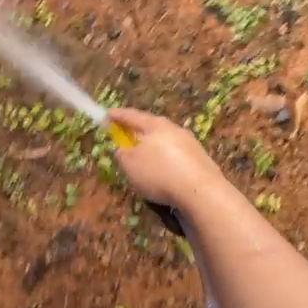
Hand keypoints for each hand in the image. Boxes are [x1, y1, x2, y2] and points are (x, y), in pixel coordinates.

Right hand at [108, 108, 232, 211]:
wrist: (201, 191)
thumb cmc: (158, 173)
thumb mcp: (129, 165)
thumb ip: (122, 154)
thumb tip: (122, 149)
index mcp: (155, 125)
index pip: (132, 116)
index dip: (118, 116)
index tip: (107, 115)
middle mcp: (174, 129)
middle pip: (152, 127)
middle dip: (138, 132)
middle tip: (127, 138)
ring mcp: (190, 144)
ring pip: (166, 142)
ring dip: (154, 149)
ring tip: (145, 162)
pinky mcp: (200, 160)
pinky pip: (177, 157)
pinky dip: (166, 162)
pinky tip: (163, 175)